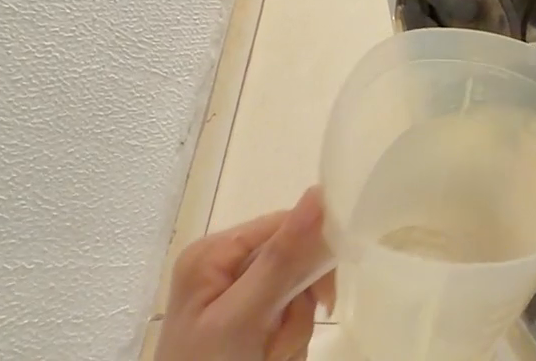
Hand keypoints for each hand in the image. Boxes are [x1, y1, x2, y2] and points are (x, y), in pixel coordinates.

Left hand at [157, 188, 335, 360]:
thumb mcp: (243, 320)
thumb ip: (282, 259)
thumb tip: (321, 192)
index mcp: (212, 254)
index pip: (284, 226)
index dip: (310, 256)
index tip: (323, 299)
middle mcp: (222, 269)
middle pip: (293, 262)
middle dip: (296, 308)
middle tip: (277, 345)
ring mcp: (234, 300)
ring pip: (296, 296)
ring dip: (293, 334)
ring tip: (269, 360)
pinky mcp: (245, 328)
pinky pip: (288, 322)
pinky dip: (287, 347)